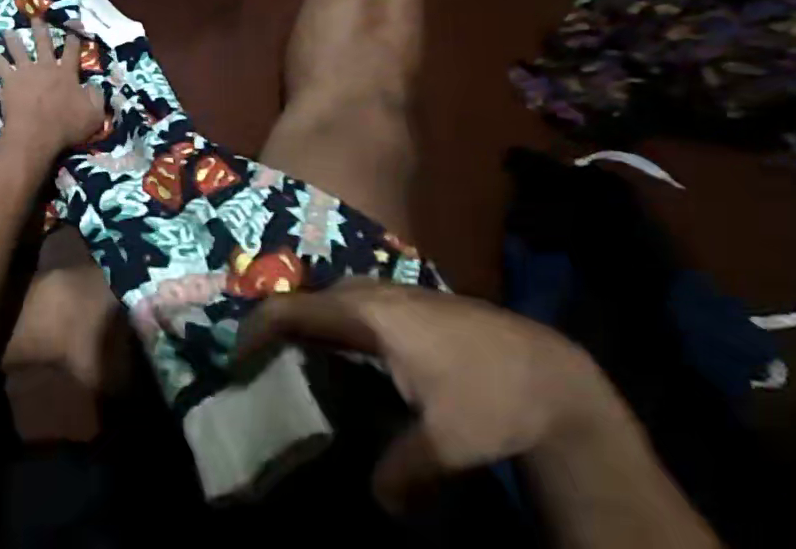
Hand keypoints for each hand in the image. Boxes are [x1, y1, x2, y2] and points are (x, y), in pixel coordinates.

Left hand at [0, 16, 106, 157]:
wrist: (36, 134)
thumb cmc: (67, 127)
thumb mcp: (94, 115)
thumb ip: (96, 98)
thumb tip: (94, 86)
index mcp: (67, 74)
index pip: (72, 50)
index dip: (75, 35)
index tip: (75, 22)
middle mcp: (46, 67)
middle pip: (43, 43)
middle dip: (41, 28)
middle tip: (36, 15)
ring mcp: (26, 72)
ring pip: (19, 49)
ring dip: (13, 38)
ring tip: (7, 29)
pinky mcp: (9, 80)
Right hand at [234, 279, 630, 514]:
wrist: (557, 373)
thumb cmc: (494, 400)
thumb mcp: (447, 444)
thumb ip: (402, 469)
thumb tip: (378, 504)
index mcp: (368, 316)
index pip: (290, 310)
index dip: (255, 330)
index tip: (238, 359)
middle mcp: (372, 294)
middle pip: (307, 299)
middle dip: (279, 326)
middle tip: (264, 364)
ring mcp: (394, 292)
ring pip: (332, 298)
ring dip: (309, 323)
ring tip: (299, 359)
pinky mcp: (412, 301)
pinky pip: (355, 303)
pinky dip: (335, 323)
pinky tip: (348, 355)